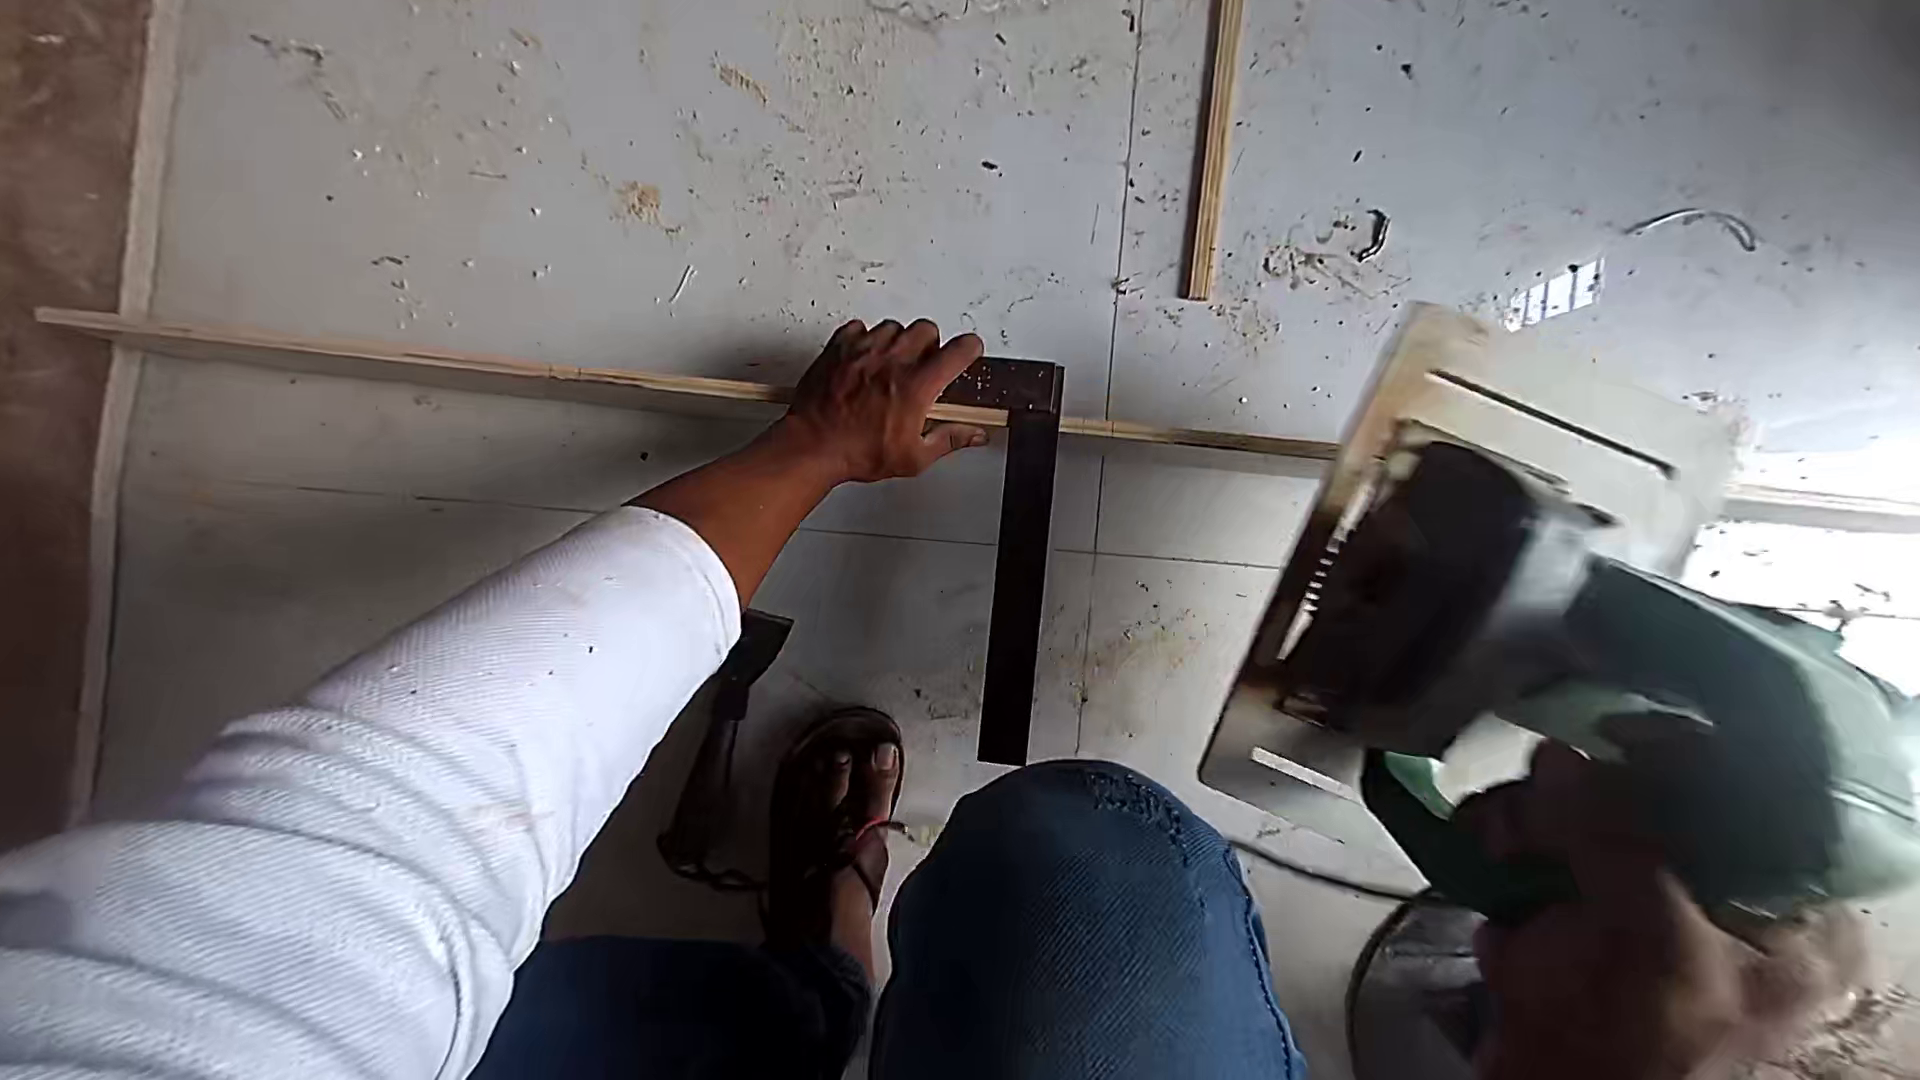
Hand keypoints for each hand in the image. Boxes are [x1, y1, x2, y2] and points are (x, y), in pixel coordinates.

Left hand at [771, 319, 988, 484]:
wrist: (813, 446)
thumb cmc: (857, 452)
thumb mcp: (914, 457)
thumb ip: (949, 440)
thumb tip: (973, 434)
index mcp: (916, 387)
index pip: (958, 351)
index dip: (969, 349)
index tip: (968, 352)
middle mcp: (891, 362)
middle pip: (927, 330)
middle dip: (932, 345)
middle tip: (924, 366)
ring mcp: (863, 351)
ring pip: (894, 327)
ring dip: (899, 342)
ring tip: (892, 365)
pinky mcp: (839, 348)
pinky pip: (859, 328)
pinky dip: (866, 339)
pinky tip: (866, 360)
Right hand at [1459, 742, 1745, 1079]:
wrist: (1550, 1071)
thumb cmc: (1637, 1033)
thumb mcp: (1651, 945)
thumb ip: (1617, 845)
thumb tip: (1559, 753)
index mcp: (1778, 903)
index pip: (1755, 798)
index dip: (1694, 757)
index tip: (1618, 734)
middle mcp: (1707, 875)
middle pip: (1643, 789)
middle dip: (1574, 794)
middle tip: (1536, 819)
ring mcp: (1626, 872)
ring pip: (1573, 797)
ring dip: (1523, 810)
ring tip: (1499, 844)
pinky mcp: (1563, 871)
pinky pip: (1530, 817)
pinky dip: (1498, 821)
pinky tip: (1486, 844)